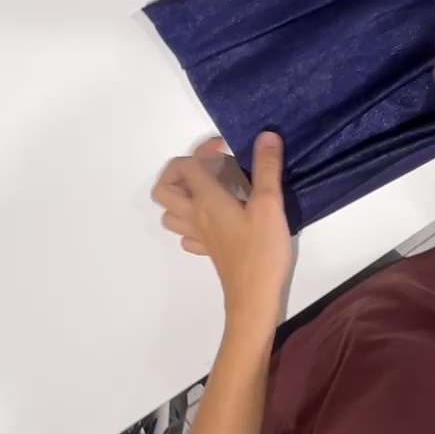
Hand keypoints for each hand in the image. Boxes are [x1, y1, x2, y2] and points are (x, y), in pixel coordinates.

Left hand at [152, 132, 294, 321]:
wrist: (254, 298)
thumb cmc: (261, 250)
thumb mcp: (270, 205)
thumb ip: (267, 168)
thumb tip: (266, 135)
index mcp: (206, 200)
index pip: (186, 165)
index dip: (203, 150)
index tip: (227, 149)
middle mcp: (195, 216)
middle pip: (165, 188)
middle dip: (180, 170)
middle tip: (209, 167)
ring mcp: (198, 236)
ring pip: (171, 212)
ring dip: (183, 195)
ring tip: (210, 189)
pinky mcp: (207, 251)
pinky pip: (187, 233)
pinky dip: (193, 221)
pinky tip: (214, 220)